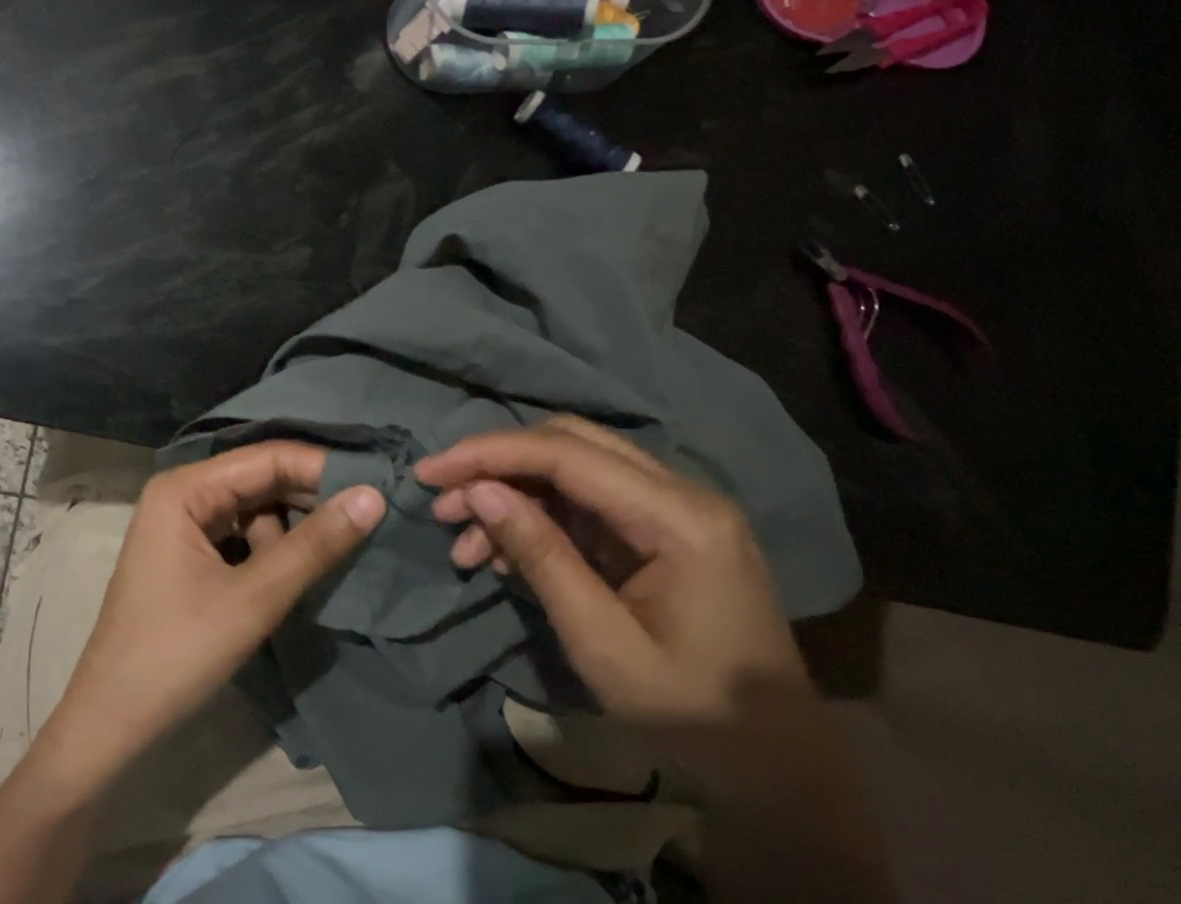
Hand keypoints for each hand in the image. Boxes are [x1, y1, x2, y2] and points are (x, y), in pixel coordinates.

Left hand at [37, 442, 383, 788]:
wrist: (114, 718)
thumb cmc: (179, 652)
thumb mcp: (255, 597)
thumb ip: (315, 545)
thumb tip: (374, 496)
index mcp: (184, 489)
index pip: (268, 458)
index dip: (325, 468)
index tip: (380, 486)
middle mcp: (181, 495)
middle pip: (260, 480)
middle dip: (313, 499)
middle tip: (374, 517)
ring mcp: (182, 527)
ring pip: (255, 510)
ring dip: (294, 530)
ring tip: (339, 552)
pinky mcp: (188, 557)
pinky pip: (241, 537)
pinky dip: (273, 550)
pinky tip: (302, 571)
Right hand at [415, 417, 806, 724]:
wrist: (772, 758)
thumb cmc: (687, 708)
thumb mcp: (601, 640)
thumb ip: (542, 557)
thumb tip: (481, 493)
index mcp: (679, 517)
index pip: (568, 454)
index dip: (491, 454)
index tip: (430, 473)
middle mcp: (682, 494)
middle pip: (572, 444)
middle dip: (498, 465)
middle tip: (442, 503)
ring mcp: (677, 511)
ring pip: (577, 470)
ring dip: (515, 494)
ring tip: (464, 544)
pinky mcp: (665, 533)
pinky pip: (591, 504)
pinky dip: (541, 518)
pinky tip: (503, 554)